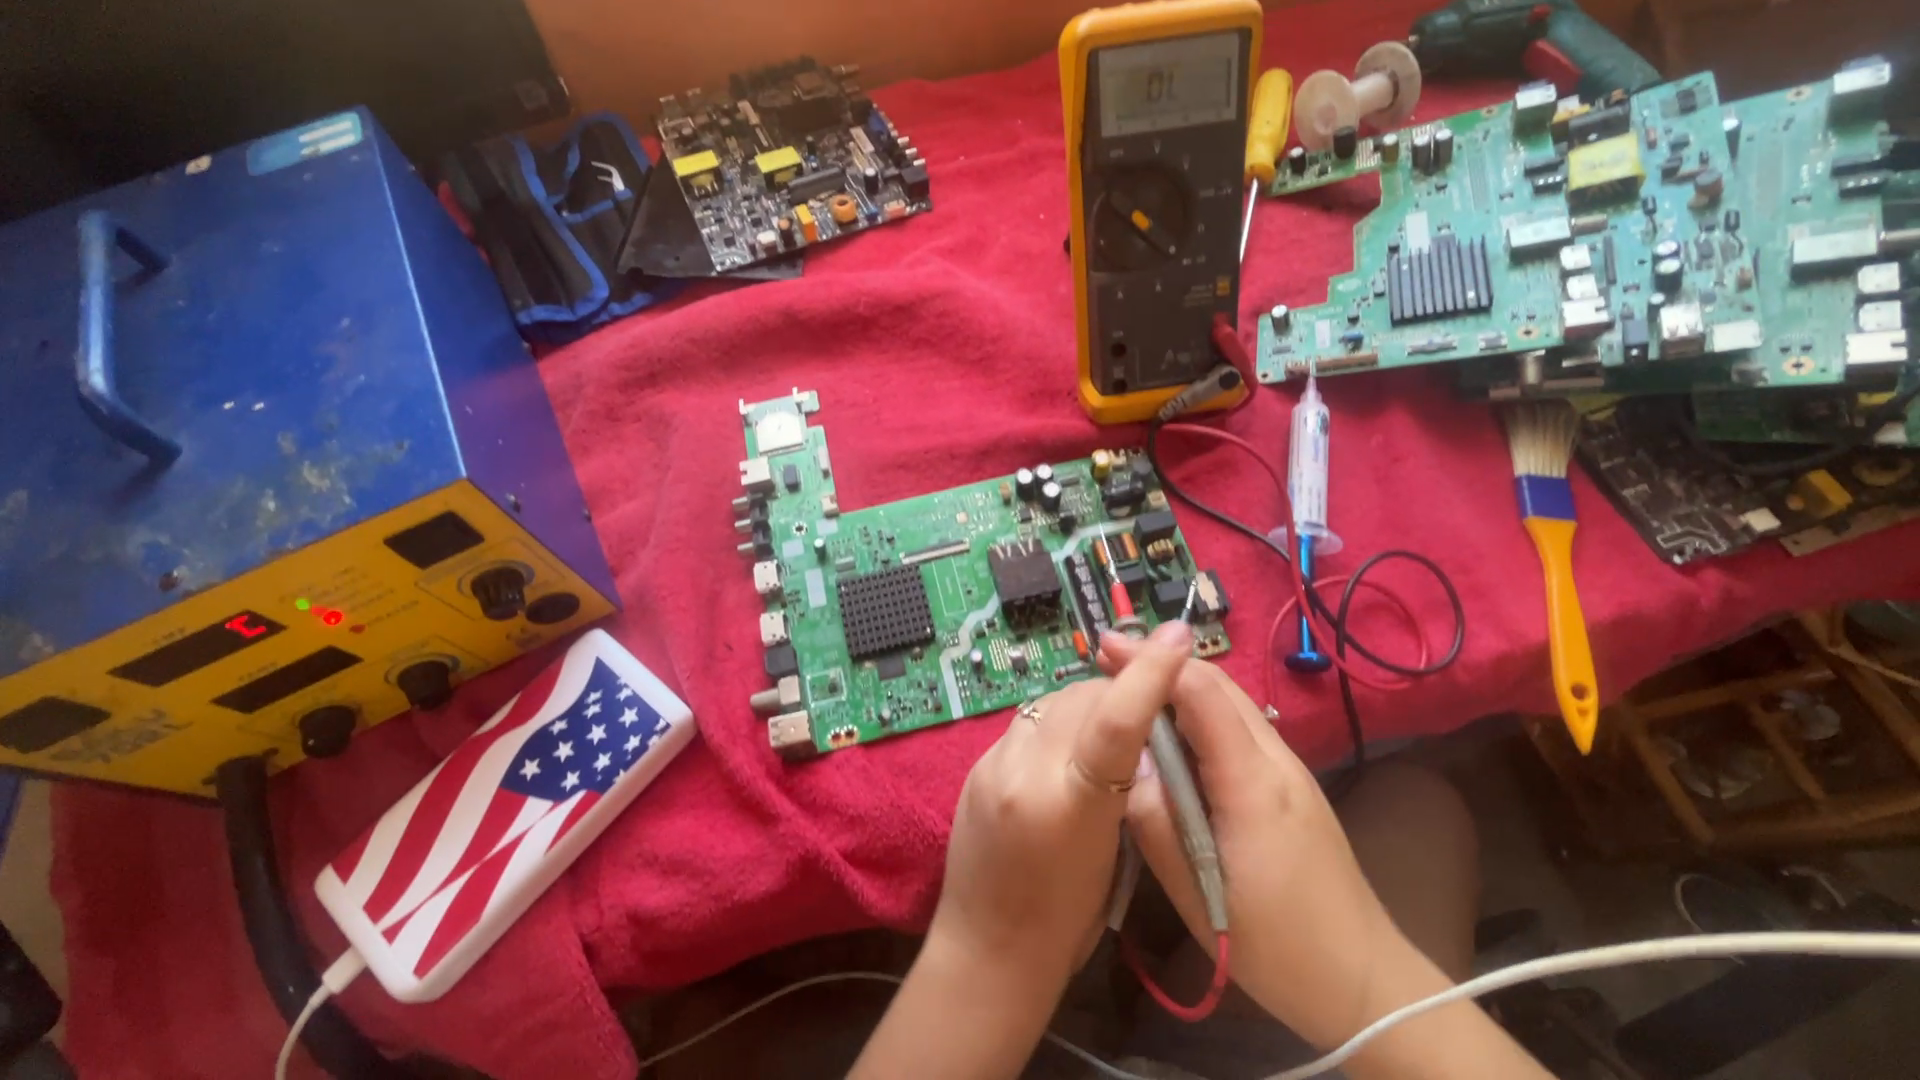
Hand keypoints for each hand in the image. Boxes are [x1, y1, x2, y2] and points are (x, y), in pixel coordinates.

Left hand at [929, 620, 1193, 983]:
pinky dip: (1055, 723)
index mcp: (1071, 805)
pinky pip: (1027, 721)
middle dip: (1118, 692)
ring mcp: (993, 764)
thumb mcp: (1116, 857)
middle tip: (1146, 709)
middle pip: (1083, 697)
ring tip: (1105, 731)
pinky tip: (1064, 749)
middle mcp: (1025, 772)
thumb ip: (1125, 787)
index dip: (1150, 674)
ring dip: (1085, 704)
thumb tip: (1139, 735)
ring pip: (1053, 701)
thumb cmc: (1068, 922)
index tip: (1177, 637)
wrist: (987, 949)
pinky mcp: (976, 764)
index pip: (1115, 720)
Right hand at [1098, 635, 1411, 1049]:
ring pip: (1230, 705)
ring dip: (1180, 685)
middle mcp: (1275, 760)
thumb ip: (1155, 823)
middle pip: (1218, 687)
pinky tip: (1170, 733)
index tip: (1105, 648)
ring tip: (1129, 687)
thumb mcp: (1197, 894)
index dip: (1153, 663)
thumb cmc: (1276, 944)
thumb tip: (1121, 766)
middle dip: (1162, 663)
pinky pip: (1237, 730)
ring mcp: (1288, 770)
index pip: (1202, 695)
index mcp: (1252, 782)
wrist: (1361, 978)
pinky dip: (1197, 714)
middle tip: (1107, 658)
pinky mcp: (1288, 786)